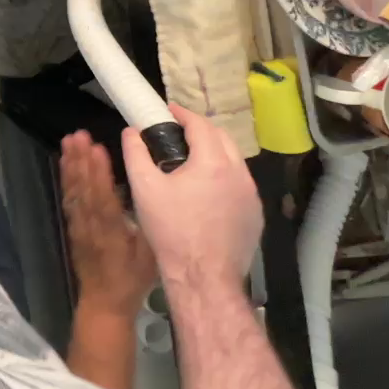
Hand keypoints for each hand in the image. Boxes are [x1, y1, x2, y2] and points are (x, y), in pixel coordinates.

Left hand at [61, 130, 157, 318]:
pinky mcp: (73, 225)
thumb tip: (156, 198)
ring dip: (71, 164)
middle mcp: (91, 226)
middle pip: (84, 189)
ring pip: (73, 190)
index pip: (103, 199)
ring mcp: (79, 225)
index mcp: (112, 234)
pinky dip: (67, 177)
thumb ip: (149, 228)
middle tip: (79, 135)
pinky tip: (66, 162)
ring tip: (69, 140)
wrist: (104, 302)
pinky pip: (69, 197)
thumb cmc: (132, 281)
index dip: (99, 174)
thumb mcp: (149, 258)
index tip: (97, 149)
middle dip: (81, 160)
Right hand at [122, 105, 260, 294]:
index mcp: (213, 162)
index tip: (167, 111)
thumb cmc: (171, 229)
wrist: (203, 277)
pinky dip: (223, 176)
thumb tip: (132, 131)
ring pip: (234, 161)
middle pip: (222, 138)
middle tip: (176, 133)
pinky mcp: (255, 216)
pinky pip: (239, 184)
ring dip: (213, 152)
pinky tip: (205, 192)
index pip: (200, 124)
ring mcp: (251, 196)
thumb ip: (136, 152)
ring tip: (189, 161)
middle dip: (200, 130)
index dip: (182, 114)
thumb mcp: (143, 187)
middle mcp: (239, 174)